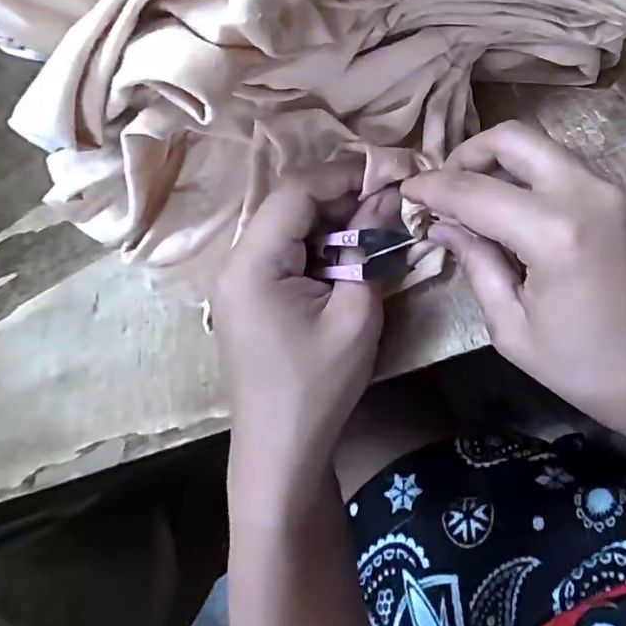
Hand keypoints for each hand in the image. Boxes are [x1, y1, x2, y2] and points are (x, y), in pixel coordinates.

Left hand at [212, 166, 396, 500]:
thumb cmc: (319, 385)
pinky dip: (320, 244)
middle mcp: (236, 262)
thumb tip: (388, 195)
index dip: (343, 175)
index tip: (388, 174)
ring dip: (333, 220)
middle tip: (389, 201)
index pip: (296, 192)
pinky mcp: (250, 294)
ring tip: (376, 224)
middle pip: (290, 205)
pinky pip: (286, 251)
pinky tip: (350, 253)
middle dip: (341, 197)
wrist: (281, 451)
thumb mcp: (356, 313)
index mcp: (252, 263)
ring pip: (289, 226)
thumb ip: (370, 247)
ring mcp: (239, 279)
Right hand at [402, 122, 625, 463]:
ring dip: (503, 162)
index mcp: (554, 231)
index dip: (432, 188)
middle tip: (445, 187)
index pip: (473, 190)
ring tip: (477, 200)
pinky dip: (533, 176)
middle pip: (514, 138)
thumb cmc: (595, 371)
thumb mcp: (517, 332)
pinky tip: (520, 212)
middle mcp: (586, 193)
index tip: (406, 193)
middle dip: (469, 152)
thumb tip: (443, 225)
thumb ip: (477, 266)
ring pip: (544, 148)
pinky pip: (568, 169)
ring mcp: (613, 191)